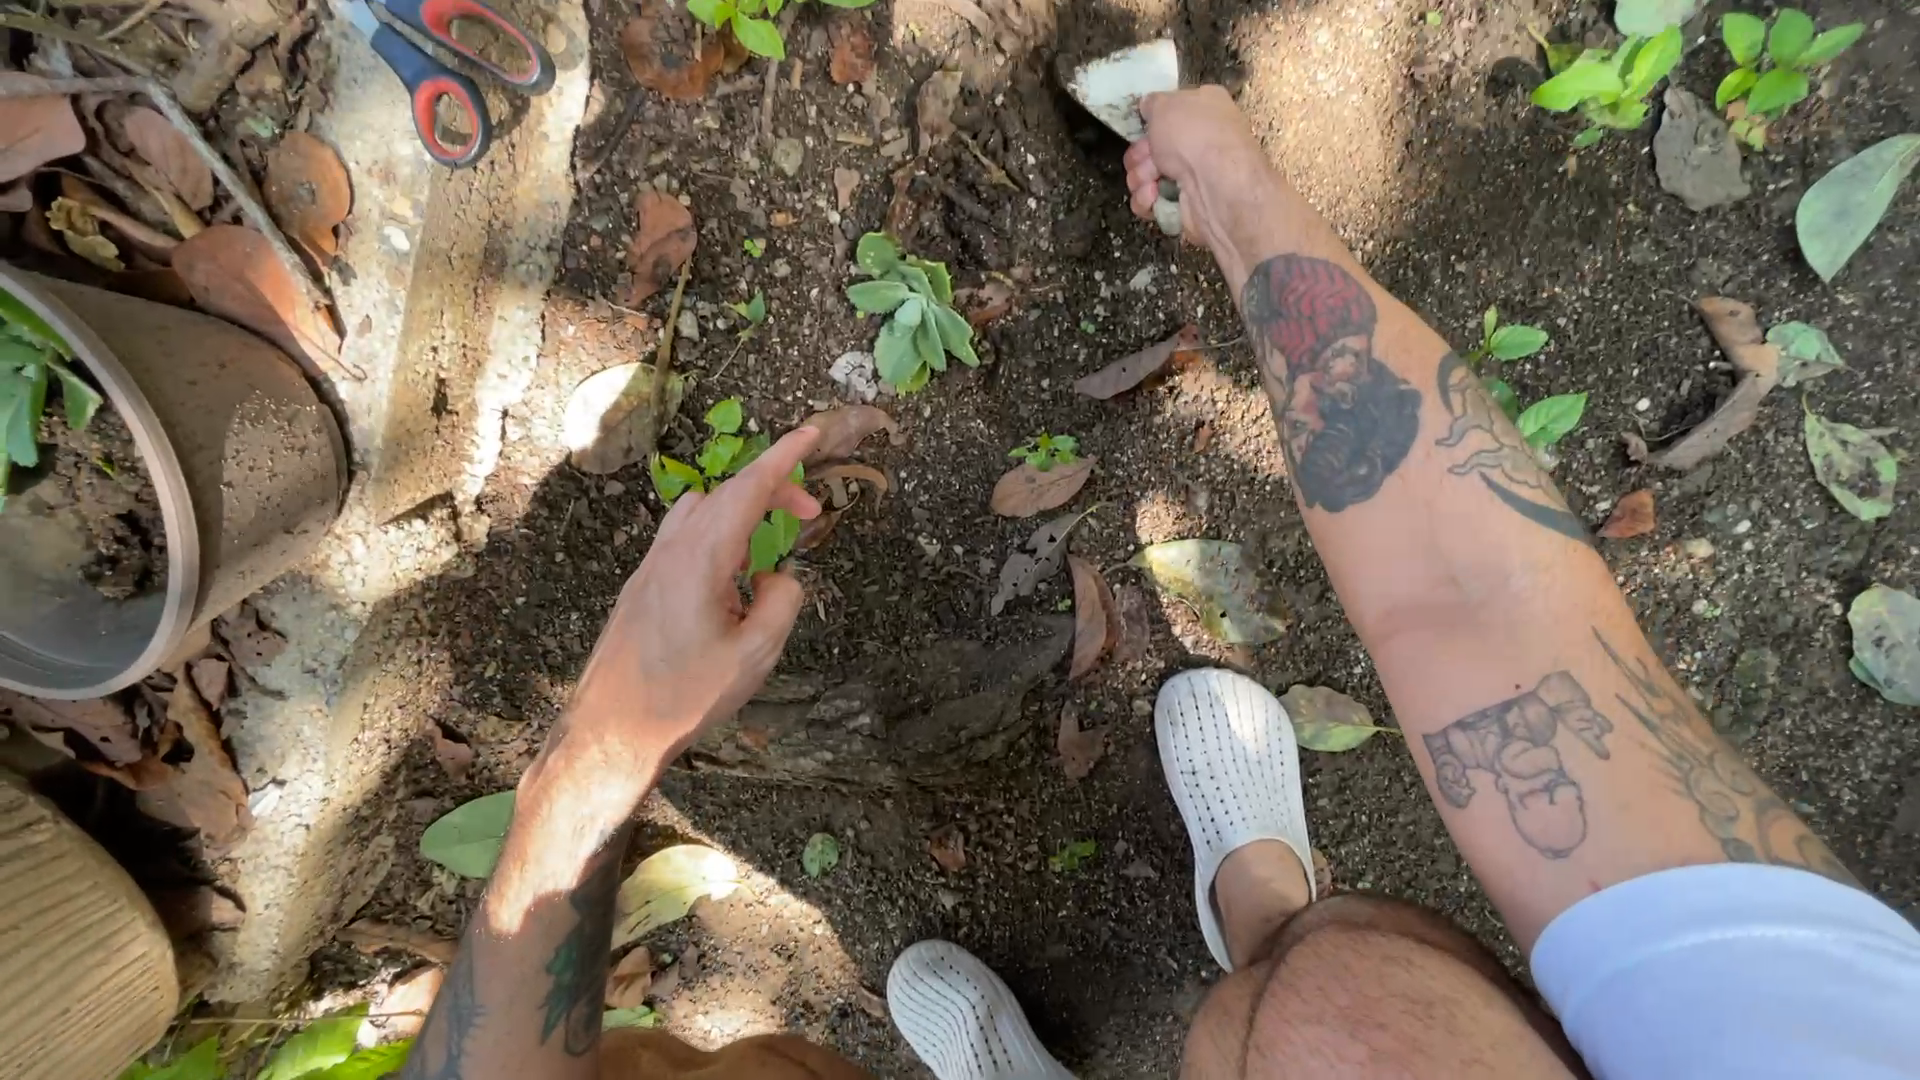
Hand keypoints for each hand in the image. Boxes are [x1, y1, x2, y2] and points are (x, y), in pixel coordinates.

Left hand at [557, 427, 821, 772]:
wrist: (611, 732)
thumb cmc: (684, 697)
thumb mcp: (755, 655)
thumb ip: (783, 603)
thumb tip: (779, 577)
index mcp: (701, 558)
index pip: (748, 489)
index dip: (783, 457)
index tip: (811, 434)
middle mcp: (671, 550)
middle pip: (727, 495)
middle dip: (774, 490)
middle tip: (812, 515)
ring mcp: (651, 566)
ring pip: (701, 510)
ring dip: (743, 510)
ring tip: (770, 544)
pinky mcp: (643, 585)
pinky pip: (685, 536)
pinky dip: (719, 532)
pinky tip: (731, 576)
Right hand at [1125, 86, 1272, 252]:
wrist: (1215, 183)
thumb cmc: (1193, 135)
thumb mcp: (1165, 105)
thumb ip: (1152, 103)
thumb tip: (1147, 105)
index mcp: (1202, 108)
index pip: (1167, 114)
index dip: (1150, 123)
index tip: (1141, 130)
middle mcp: (1198, 140)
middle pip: (1151, 148)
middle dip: (1139, 155)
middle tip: (1145, 158)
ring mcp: (1191, 174)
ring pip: (1146, 176)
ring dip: (1140, 178)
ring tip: (1150, 181)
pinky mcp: (1183, 203)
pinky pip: (1151, 202)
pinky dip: (1146, 201)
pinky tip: (1153, 197)